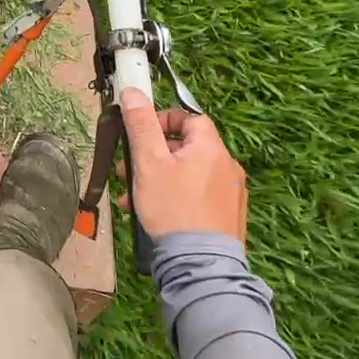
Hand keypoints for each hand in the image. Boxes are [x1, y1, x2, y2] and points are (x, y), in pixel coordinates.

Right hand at [117, 87, 248, 241]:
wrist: (200, 265)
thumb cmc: (173, 208)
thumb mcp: (148, 162)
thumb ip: (141, 125)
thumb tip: (133, 93)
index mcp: (211, 149)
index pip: (189, 117)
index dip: (162, 119)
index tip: (141, 133)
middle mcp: (226, 167)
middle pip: (185, 146)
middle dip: (152, 153)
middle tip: (129, 168)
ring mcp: (230, 193)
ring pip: (187, 172)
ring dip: (158, 176)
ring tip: (134, 193)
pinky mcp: (226, 215)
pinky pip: (195, 194)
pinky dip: (173, 195)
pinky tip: (151, 211)